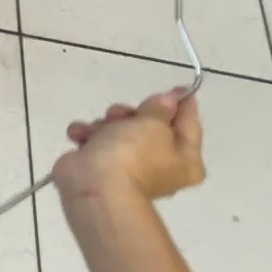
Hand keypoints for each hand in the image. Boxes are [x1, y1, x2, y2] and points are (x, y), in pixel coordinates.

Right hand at [52, 88, 205, 201]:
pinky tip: (82, 138)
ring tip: (96, 131)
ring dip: (103, 124)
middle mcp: (161, 162)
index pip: (190, 124)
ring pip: (117, 128)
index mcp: (185, 159)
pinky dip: (87, 135)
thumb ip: (160, 109)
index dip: (182, 104)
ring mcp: (129, 163)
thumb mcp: (153, 126)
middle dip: (129, 114)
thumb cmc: (133, 155)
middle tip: (120, 116)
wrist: (95, 184)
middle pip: (148, 123)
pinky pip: (95, 138)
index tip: (180, 87)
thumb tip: (170, 100)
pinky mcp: (101, 163)